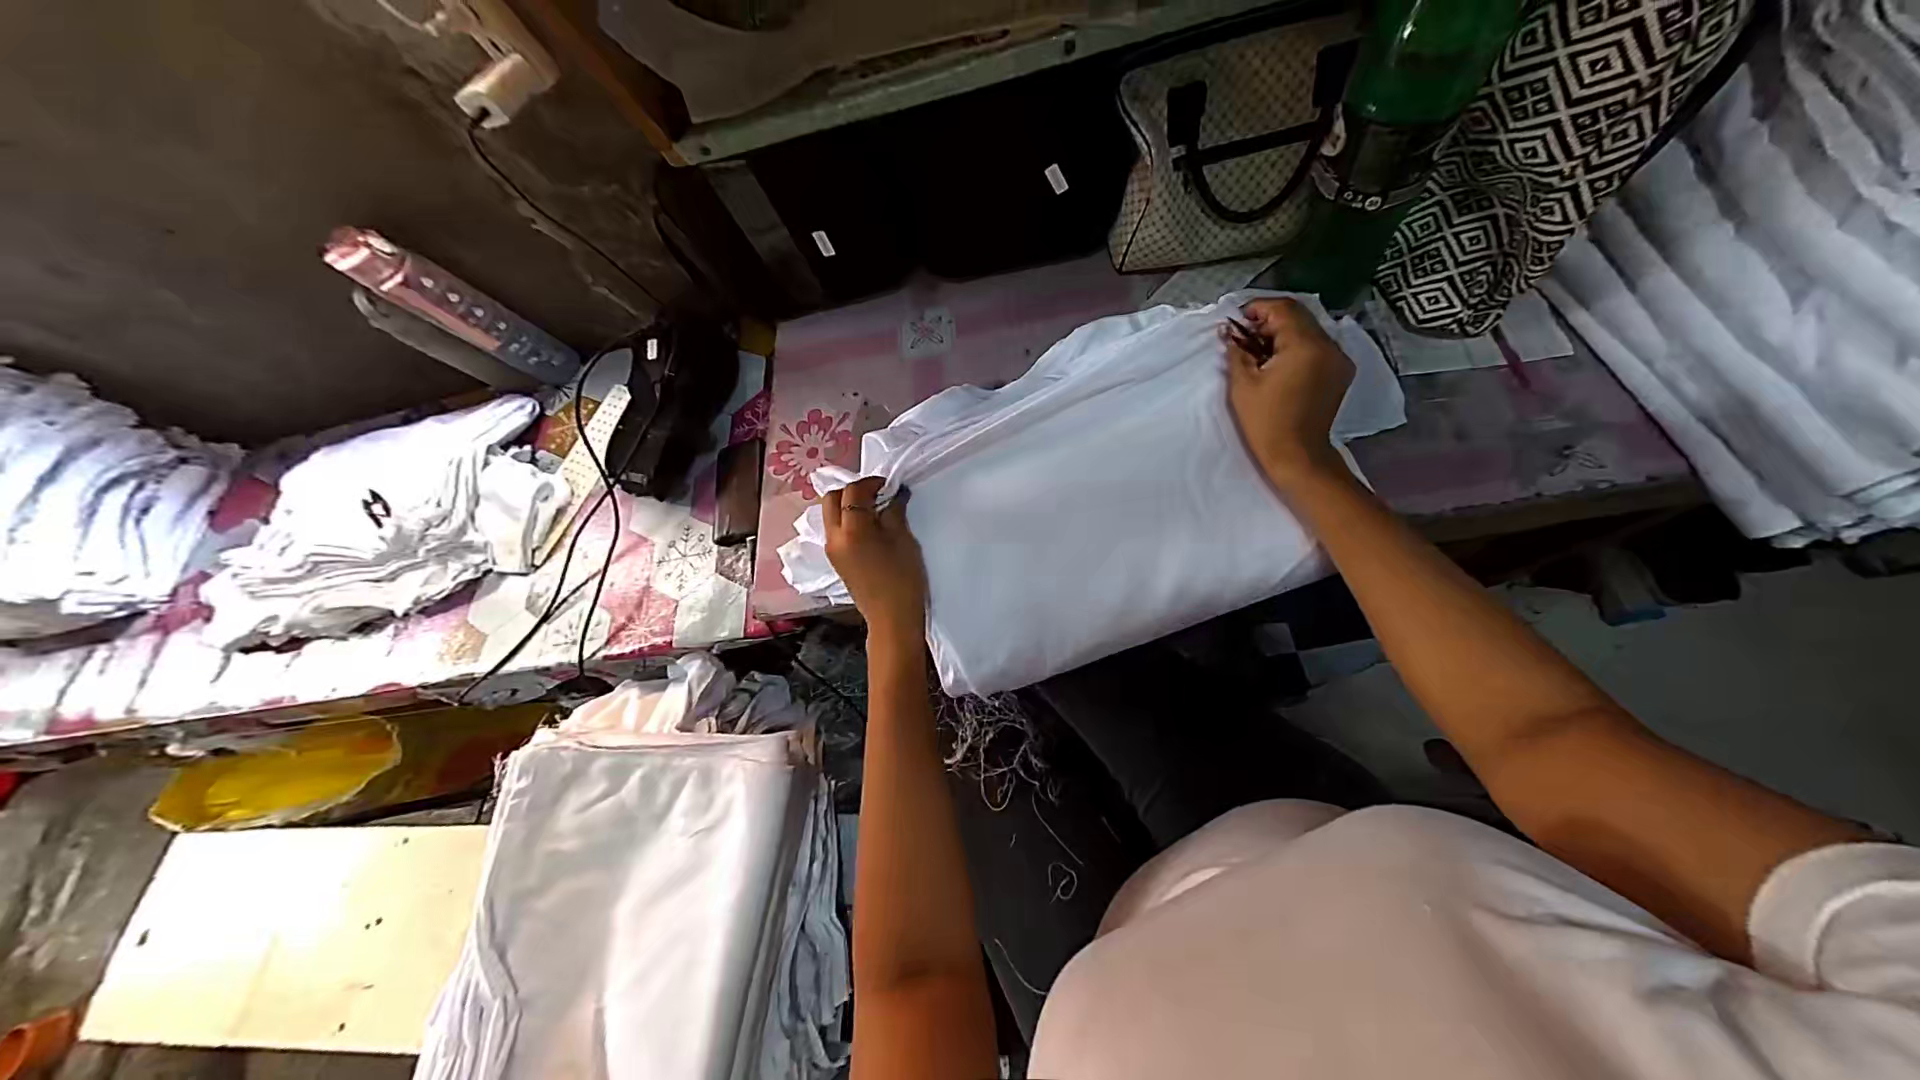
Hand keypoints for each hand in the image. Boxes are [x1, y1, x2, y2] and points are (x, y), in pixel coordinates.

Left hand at [824, 477, 927, 639]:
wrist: (892, 617)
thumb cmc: (903, 578)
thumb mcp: (903, 539)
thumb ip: (893, 512)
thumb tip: (892, 495)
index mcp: (851, 529)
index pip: (853, 491)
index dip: (871, 482)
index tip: (888, 485)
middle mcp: (834, 537)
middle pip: (832, 499)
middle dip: (853, 491)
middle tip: (877, 494)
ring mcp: (832, 550)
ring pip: (831, 514)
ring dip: (848, 505)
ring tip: (874, 510)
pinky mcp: (836, 560)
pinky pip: (835, 530)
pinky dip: (847, 521)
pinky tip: (870, 528)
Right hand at [1224, 297, 1354, 489]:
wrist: (1297, 456)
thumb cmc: (1265, 422)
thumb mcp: (1243, 384)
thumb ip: (1237, 351)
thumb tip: (1230, 332)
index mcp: (1305, 346)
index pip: (1282, 309)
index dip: (1257, 309)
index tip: (1236, 321)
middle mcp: (1329, 346)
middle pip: (1299, 316)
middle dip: (1269, 320)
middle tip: (1245, 337)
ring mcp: (1338, 359)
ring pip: (1309, 330)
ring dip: (1283, 333)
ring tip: (1259, 352)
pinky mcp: (1340, 372)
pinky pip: (1317, 347)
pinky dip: (1297, 347)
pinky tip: (1279, 363)